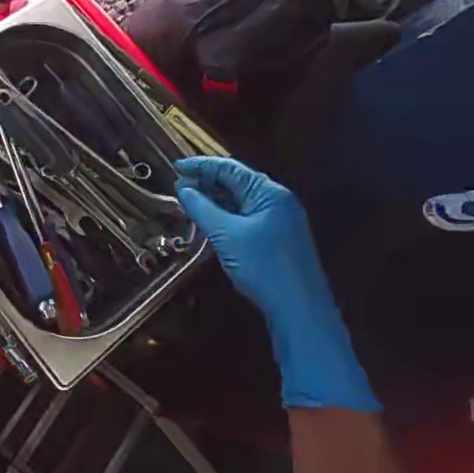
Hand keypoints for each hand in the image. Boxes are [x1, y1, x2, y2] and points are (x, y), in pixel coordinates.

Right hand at [175, 156, 378, 411]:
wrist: (298, 306)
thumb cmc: (262, 265)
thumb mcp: (226, 235)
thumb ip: (203, 209)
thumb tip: (183, 188)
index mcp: (269, 193)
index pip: (230, 168)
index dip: (201, 166)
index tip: (175, 167)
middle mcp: (276, 200)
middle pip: (237, 182)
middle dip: (207, 181)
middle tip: (178, 186)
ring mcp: (278, 220)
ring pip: (241, 201)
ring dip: (215, 199)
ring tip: (188, 201)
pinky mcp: (275, 239)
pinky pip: (245, 217)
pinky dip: (225, 215)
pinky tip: (209, 221)